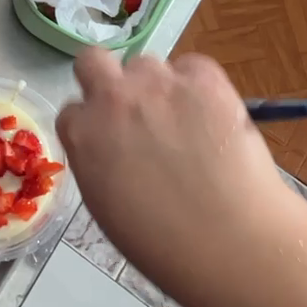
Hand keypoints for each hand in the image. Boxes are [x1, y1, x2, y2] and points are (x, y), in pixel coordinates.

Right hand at [56, 49, 306, 306]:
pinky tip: (212, 116)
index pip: (72, 109)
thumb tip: (110, 147)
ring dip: (156, 86)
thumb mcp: (104, 205)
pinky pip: (192, 66)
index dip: (92, 122)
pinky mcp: (203, 78)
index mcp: (82, 134)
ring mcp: (158, 84)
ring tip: (185, 120)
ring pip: (146, 64)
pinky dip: (198, 85)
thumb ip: (96, 161)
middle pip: (92, 61)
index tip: (111, 138)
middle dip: (106, 78)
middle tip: (132, 108)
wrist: (234, 244)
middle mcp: (113, 98)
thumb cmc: (165, 246)